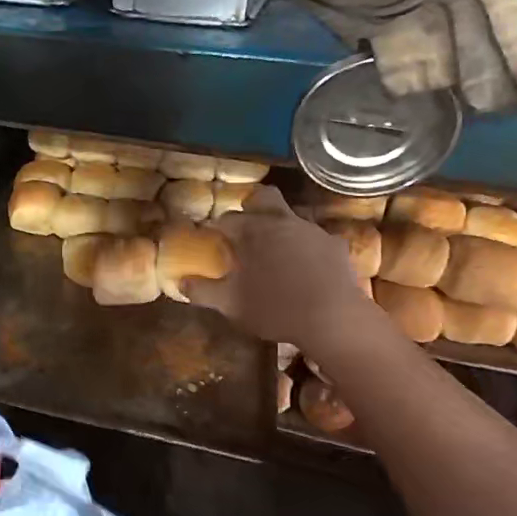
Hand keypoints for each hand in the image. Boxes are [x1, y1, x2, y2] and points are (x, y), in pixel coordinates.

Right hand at [184, 186, 383, 352]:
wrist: (332, 318)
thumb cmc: (274, 308)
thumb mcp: (231, 305)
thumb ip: (203, 291)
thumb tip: (181, 282)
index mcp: (252, 231)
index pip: (226, 219)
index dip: (215, 228)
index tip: (211, 240)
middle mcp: (282, 221)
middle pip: (263, 197)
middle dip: (251, 206)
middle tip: (245, 230)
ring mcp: (312, 230)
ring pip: (291, 217)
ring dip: (280, 229)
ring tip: (276, 255)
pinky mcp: (335, 244)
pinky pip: (316, 239)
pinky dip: (307, 248)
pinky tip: (307, 268)